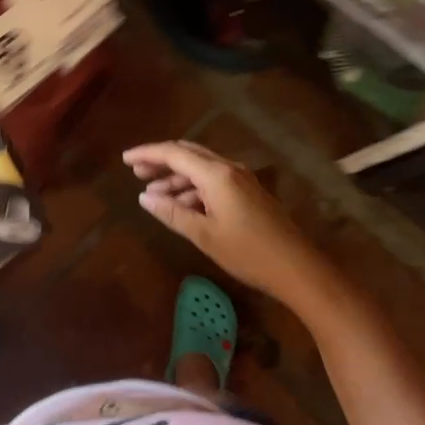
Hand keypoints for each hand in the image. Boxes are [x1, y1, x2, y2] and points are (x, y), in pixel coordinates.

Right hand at [123, 141, 334, 306]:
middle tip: (136, 173)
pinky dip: (192, 188)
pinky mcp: (248, 193)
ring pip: (200, 168)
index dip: (147, 154)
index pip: (174, 154)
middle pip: (187, 154)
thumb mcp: (205, 235)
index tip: (125, 160)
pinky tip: (181, 206)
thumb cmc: (249, 253)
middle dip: (160, 161)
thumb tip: (144, 198)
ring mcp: (241, 180)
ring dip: (176, 178)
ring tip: (154, 196)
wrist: (299, 270)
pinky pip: (212, 180)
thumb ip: (172, 213)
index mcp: (216, 174)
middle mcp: (229, 169)